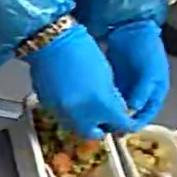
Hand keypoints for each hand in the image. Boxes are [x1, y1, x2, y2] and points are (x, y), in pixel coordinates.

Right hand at [23, 24, 136, 138]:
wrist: (52, 43)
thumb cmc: (83, 52)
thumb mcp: (106, 75)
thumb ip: (110, 97)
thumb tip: (113, 109)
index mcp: (100, 104)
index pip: (121, 124)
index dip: (127, 124)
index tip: (129, 121)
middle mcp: (79, 113)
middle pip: (94, 134)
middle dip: (102, 128)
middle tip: (107, 120)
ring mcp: (60, 111)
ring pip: (75, 127)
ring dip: (85, 123)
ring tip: (89, 111)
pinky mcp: (47, 105)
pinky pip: (62, 117)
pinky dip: (70, 114)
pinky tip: (73, 101)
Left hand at [105, 20, 169, 125]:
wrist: (132, 32)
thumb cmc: (145, 51)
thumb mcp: (148, 72)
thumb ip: (141, 91)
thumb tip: (132, 110)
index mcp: (156, 91)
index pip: (146, 113)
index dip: (135, 123)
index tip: (122, 131)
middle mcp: (142, 91)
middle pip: (131, 112)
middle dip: (119, 120)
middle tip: (104, 128)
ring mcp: (129, 85)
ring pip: (119, 105)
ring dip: (110, 112)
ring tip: (97, 119)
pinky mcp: (117, 80)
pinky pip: (111, 95)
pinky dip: (104, 101)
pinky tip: (93, 106)